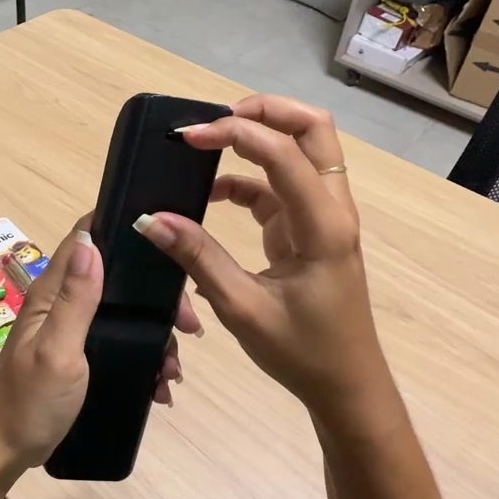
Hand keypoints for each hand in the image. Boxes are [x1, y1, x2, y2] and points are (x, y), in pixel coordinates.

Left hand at [0, 221, 198, 472]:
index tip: (167, 239)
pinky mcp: (82, 354)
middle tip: (188, 324)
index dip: (122, 228)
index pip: (86, 237)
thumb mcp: (57, 349)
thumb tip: (92, 242)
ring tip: (174, 368)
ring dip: (156, 332)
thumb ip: (76, 298)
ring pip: (125, 312)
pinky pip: (122, 342)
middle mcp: (63, 301)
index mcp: (52, 291)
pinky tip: (160, 383)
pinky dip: (145, 356)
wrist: (8, 450)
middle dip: (156, 294)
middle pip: (117, 276)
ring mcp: (73, 328)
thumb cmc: (30, 400)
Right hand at [132, 95, 386, 421]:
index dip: (235, 134)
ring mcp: (321, 216)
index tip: (187, 137)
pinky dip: (247, 176)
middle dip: (264, 111)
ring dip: (258, 135)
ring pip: (301, 149)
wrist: (347, 388)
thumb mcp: (242, 308)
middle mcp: (331, 209)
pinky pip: (279, 184)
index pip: (285, 154)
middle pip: (313, 129)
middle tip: (214, 119)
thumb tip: (151, 219)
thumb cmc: (302, 352)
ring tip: (206, 142)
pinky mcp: (308, 228)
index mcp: (323, 227)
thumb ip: (197, 258)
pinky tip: (211, 192)